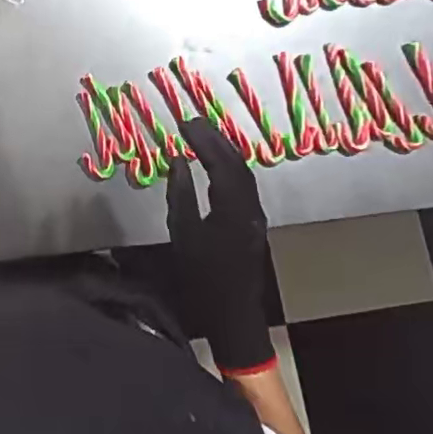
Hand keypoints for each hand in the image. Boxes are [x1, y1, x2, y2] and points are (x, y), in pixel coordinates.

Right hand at [166, 118, 275, 374]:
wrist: (231, 312)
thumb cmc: (201, 277)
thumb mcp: (182, 234)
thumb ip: (180, 194)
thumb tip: (177, 161)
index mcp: (232, 207)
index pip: (219, 162)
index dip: (203, 139)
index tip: (184, 123)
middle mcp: (250, 206)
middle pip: (236, 162)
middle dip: (215, 138)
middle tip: (193, 121)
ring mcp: (255, 215)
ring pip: (243, 173)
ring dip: (224, 151)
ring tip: (203, 135)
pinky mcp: (252, 223)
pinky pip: (243, 184)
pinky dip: (228, 167)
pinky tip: (215, 165)